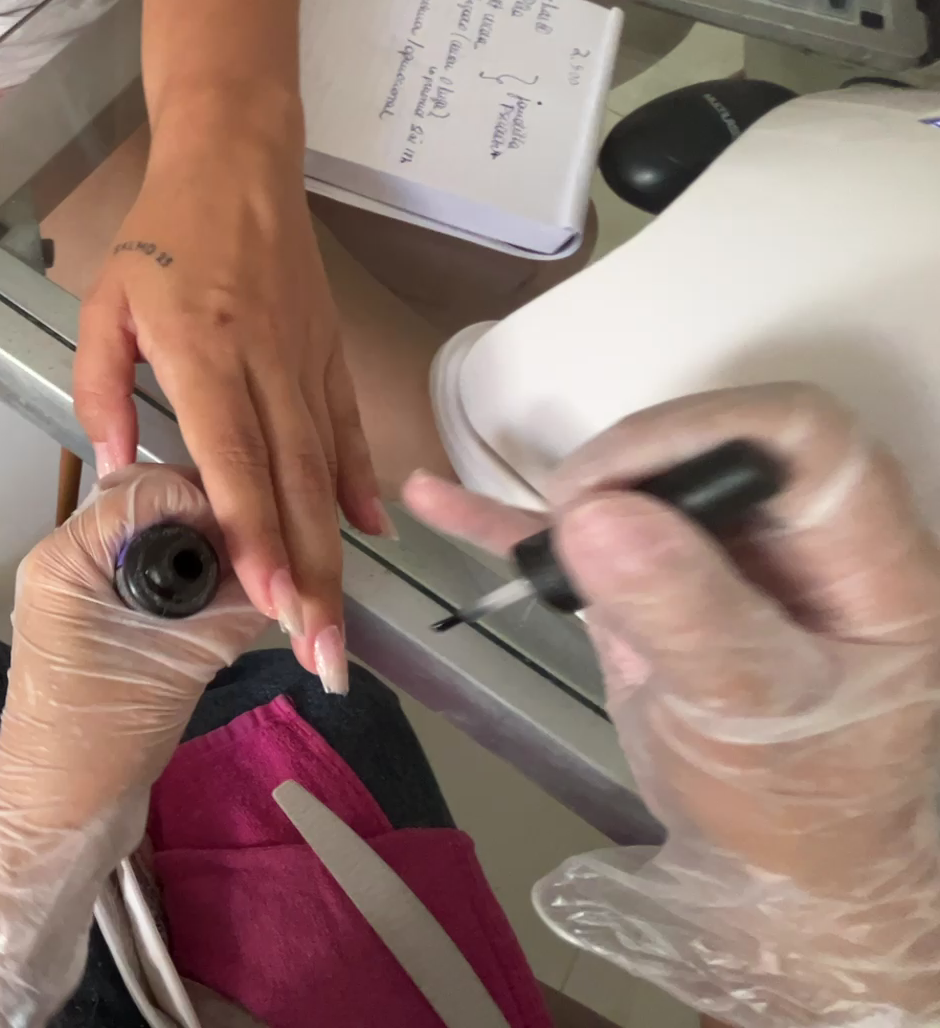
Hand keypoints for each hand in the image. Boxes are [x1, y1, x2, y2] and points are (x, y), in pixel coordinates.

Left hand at [0, 464, 265, 1027]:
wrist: (63, 803)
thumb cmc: (108, 739)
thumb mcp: (181, 664)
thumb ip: (232, 604)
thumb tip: (285, 564)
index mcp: (66, 557)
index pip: (146, 489)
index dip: (212, 502)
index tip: (263, 535)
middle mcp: (61, 551)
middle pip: (143, 496)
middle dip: (207, 513)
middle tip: (263, 546)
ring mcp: (73, 574)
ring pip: (145, 523)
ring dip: (198, 536)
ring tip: (251, 566)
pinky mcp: (90, 599)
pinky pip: (140, 555)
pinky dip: (183, 561)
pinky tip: (223, 584)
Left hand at [72, 114, 385, 694]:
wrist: (234, 164)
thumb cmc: (158, 238)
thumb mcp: (103, 308)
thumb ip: (100, 390)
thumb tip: (116, 470)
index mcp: (202, 353)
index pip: (233, 458)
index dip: (253, 532)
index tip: (267, 600)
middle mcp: (264, 364)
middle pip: (290, 482)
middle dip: (305, 572)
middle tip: (319, 647)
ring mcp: (304, 360)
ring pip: (323, 468)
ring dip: (332, 548)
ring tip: (336, 616)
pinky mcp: (326, 353)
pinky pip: (344, 426)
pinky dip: (357, 482)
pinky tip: (368, 530)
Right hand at [404, 384, 939, 1025]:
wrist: (759, 850)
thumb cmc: (787, 791)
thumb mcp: (743, 704)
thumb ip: (680, 608)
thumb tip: (594, 512)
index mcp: (855, 556)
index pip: (796, 438)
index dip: (693, 436)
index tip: (600, 497)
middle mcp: (781, 540)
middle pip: (699, 447)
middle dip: (615, 471)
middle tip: (565, 536)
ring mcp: (702, 557)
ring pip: (626, 484)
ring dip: (554, 496)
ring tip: (514, 538)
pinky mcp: (634, 581)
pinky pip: (562, 537)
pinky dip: (497, 521)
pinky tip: (432, 499)